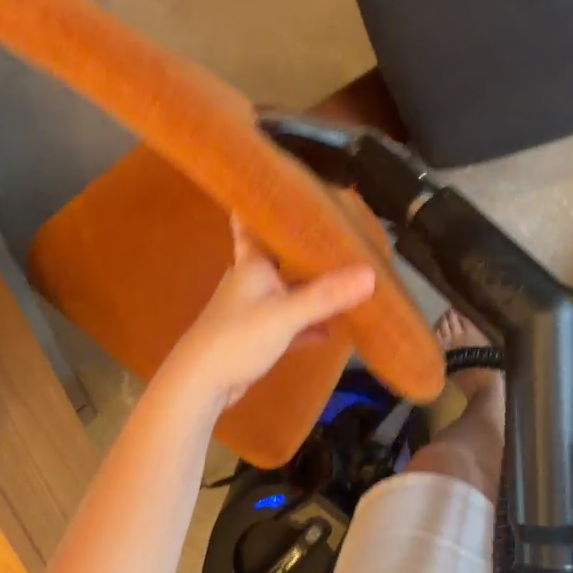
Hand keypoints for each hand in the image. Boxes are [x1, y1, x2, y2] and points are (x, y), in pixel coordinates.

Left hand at [163, 221, 375, 411]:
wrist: (202, 383)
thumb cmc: (238, 338)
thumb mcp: (285, 315)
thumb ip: (326, 296)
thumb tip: (371, 274)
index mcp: (252, 264)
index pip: (254, 224)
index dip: (266, 206)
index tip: (285, 189)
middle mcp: (252, 281)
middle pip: (282, 258)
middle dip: (306, 250)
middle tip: (339, 237)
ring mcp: (254, 310)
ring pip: (288, 292)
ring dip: (312, 289)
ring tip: (346, 279)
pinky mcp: (257, 337)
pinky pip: (290, 324)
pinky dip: (308, 325)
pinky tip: (331, 330)